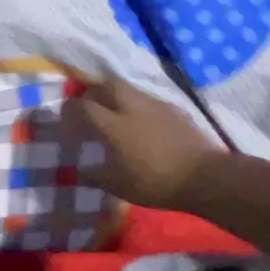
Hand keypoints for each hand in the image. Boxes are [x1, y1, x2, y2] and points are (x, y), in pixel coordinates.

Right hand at [77, 77, 222, 210]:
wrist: (203, 176)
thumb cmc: (156, 183)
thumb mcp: (120, 186)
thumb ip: (97, 175)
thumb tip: (83, 169)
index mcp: (115, 125)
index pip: (84, 106)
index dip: (71, 109)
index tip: (66, 117)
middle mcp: (133, 107)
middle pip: (108, 84)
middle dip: (94, 90)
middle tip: (89, 104)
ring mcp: (156, 104)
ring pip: (130, 89)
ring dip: (117, 95)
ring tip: (115, 112)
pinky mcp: (175, 109)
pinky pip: (149, 99)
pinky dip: (138, 105)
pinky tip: (141, 121)